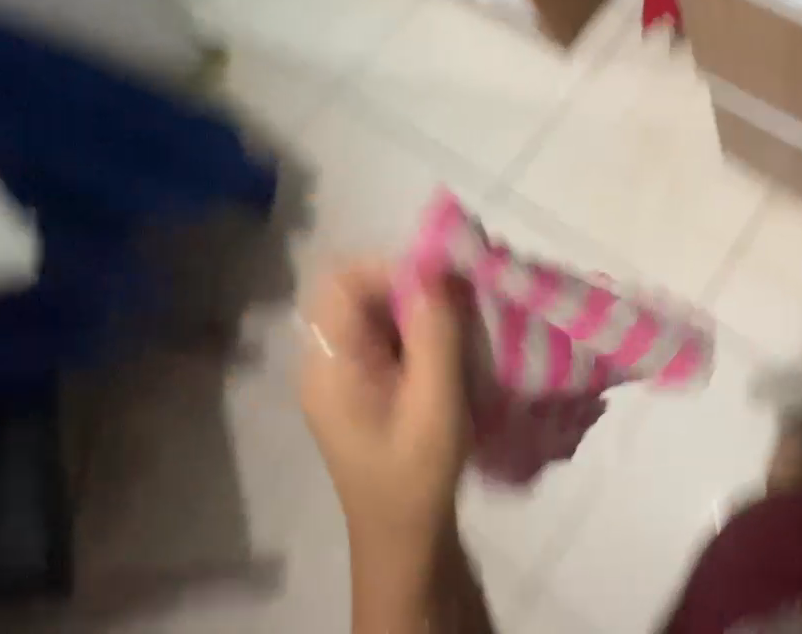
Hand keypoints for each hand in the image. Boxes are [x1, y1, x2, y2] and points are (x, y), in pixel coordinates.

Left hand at [299, 260, 472, 562]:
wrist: (406, 535)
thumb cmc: (417, 471)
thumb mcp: (434, 401)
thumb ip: (434, 332)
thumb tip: (438, 266)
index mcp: (330, 364)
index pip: (343, 282)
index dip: (394, 268)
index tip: (447, 281)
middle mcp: (330, 359)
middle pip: (363, 289)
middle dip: (418, 282)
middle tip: (468, 293)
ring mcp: (349, 370)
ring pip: (382, 307)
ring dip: (427, 303)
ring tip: (471, 313)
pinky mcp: (371, 380)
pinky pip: (394, 331)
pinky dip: (428, 324)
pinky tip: (461, 339)